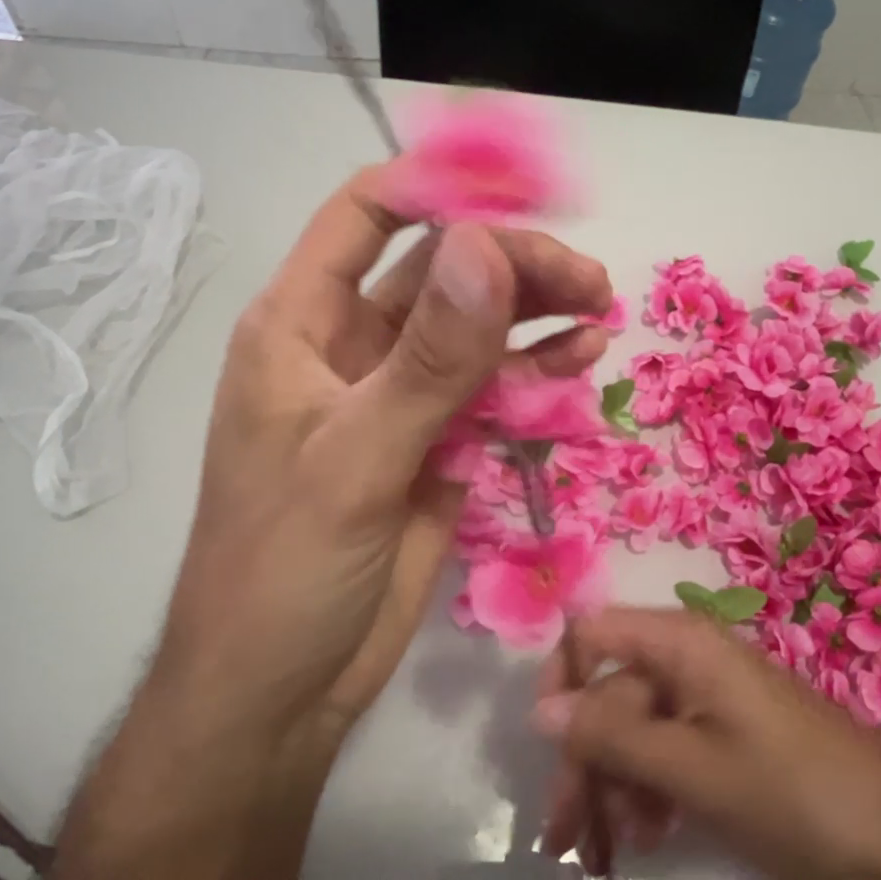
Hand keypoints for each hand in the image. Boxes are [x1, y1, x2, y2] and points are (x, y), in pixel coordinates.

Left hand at [52, 167, 611, 878]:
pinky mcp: (435, 445)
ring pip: (476, 327)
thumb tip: (487, 247)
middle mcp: (352, 347)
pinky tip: (582, 362)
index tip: (522, 191)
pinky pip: (493, 389)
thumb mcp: (356, 460)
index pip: (367, 215)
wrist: (281, 692)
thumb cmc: (284, 569)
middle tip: (587, 281)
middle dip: (514, 263)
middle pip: (441, 269)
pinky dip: (537, 371)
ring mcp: (399, 397)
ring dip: (536, 312)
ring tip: (599, 311)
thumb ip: (429, 360)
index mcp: (301, 326)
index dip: (438, 187)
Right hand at [534, 608, 880, 879]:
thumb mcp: (692, 770)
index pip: (592, 634)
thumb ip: (611, 737)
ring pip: (635, 733)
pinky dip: (647, 795)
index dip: (560, 681)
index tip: (544, 746)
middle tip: (562, 839)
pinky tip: (644, 838)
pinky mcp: (729, 742)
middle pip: (610, 697)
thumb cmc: (793, 792)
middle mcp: (689, 661)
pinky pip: (668, 755)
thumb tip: (538, 707)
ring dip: (609, 789)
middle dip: (581, 764)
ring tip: (600, 855)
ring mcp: (711, 703)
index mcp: (680, 644)